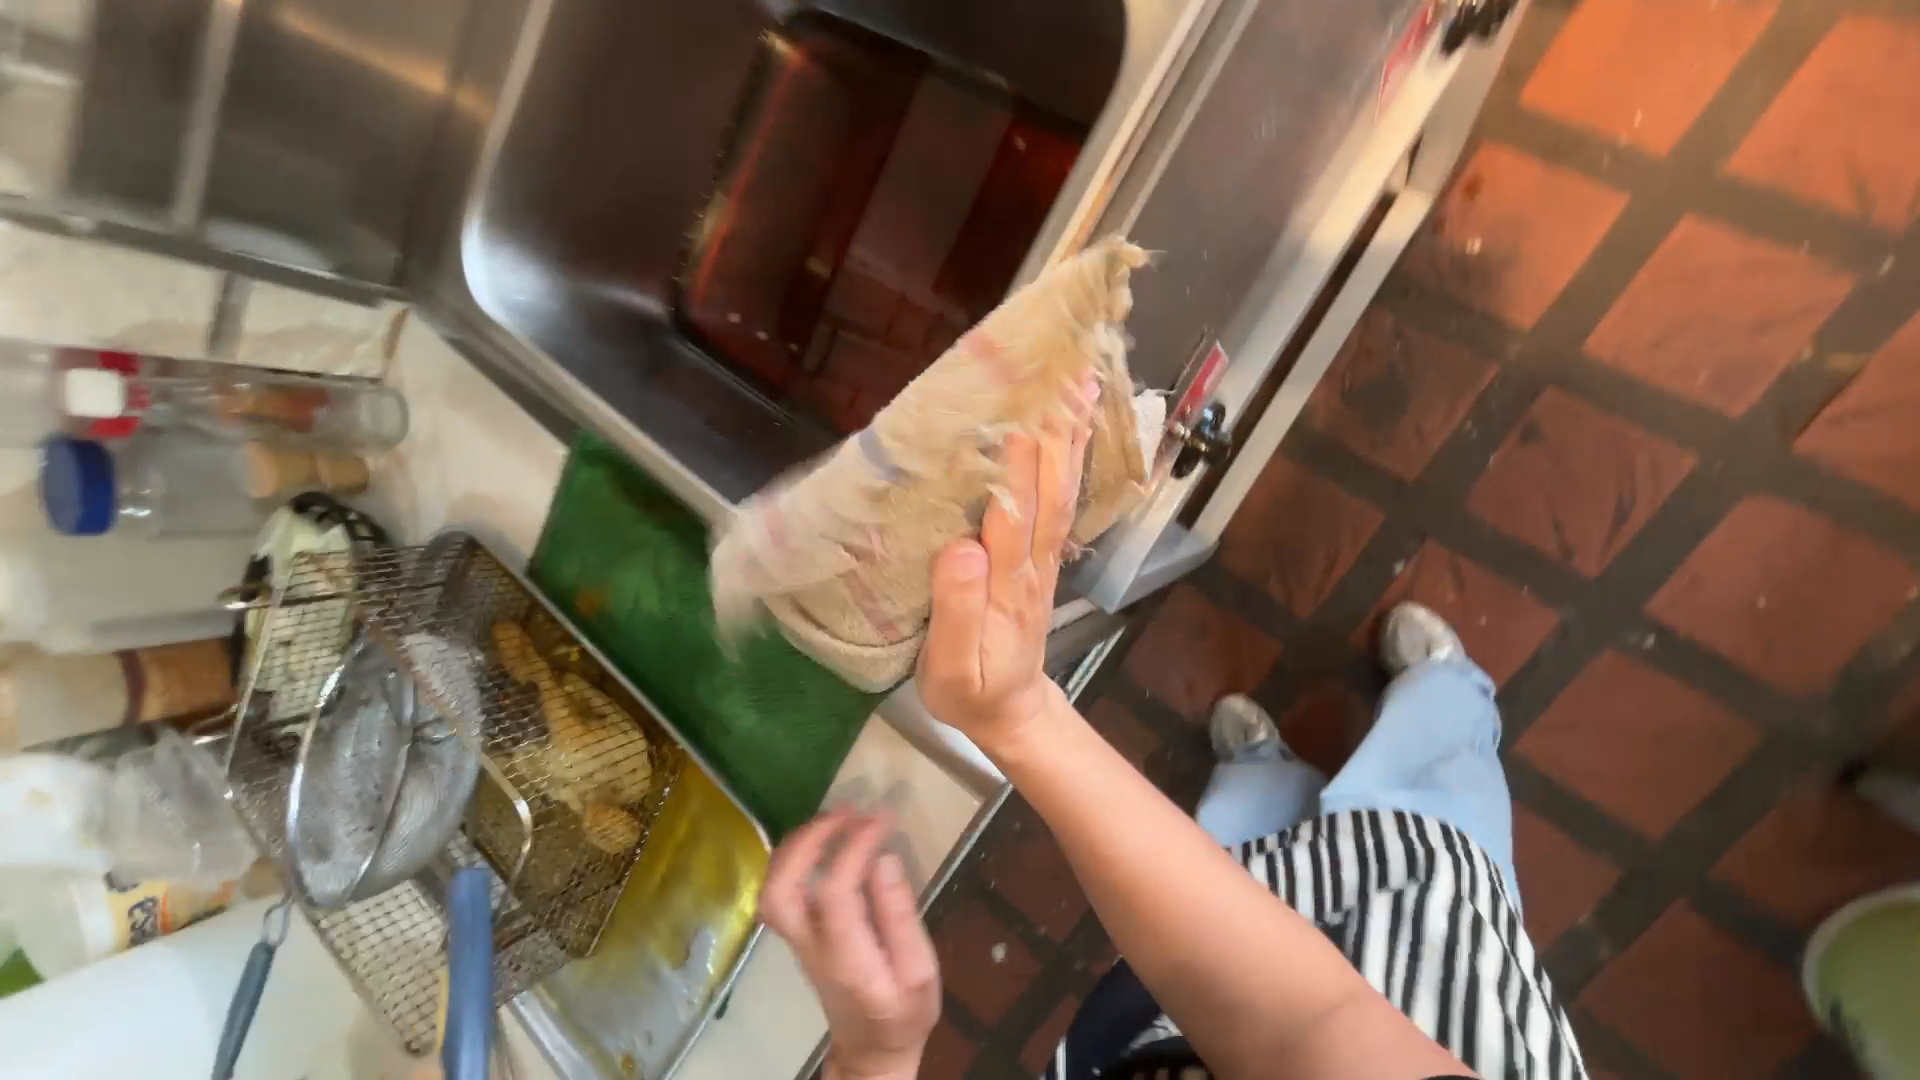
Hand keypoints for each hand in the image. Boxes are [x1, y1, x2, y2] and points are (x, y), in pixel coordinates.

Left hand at [759, 810, 940, 1079]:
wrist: (873, 1052)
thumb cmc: (903, 1013)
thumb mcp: (920, 973)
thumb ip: (900, 917)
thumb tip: (884, 859)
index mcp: (846, 957)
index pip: (834, 891)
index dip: (853, 847)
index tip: (881, 818)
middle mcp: (811, 946)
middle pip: (781, 889)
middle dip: (808, 840)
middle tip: (845, 811)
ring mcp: (797, 941)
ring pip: (772, 888)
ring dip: (797, 844)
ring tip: (834, 818)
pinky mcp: (798, 935)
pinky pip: (780, 889)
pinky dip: (795, 856)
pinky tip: (823, 839)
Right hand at [917, 401, 1093, 754]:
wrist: (1014, 712)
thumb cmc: (973, 692)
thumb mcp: (952, 671)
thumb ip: (958, 613)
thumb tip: (964, 546)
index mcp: (1007, 586)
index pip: (1015, 512)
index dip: (1019, 461)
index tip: (1019, 407)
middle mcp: (1034, 564)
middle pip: (1050, 490)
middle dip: (1056, 430)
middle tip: (1063, 370)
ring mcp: (1044, 560)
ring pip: (1061, 491)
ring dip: (1071, 438)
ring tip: (1081, 383)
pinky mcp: (1043, 560)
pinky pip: (1059, 502)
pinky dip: (1068, 462)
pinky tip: (1070, 431)